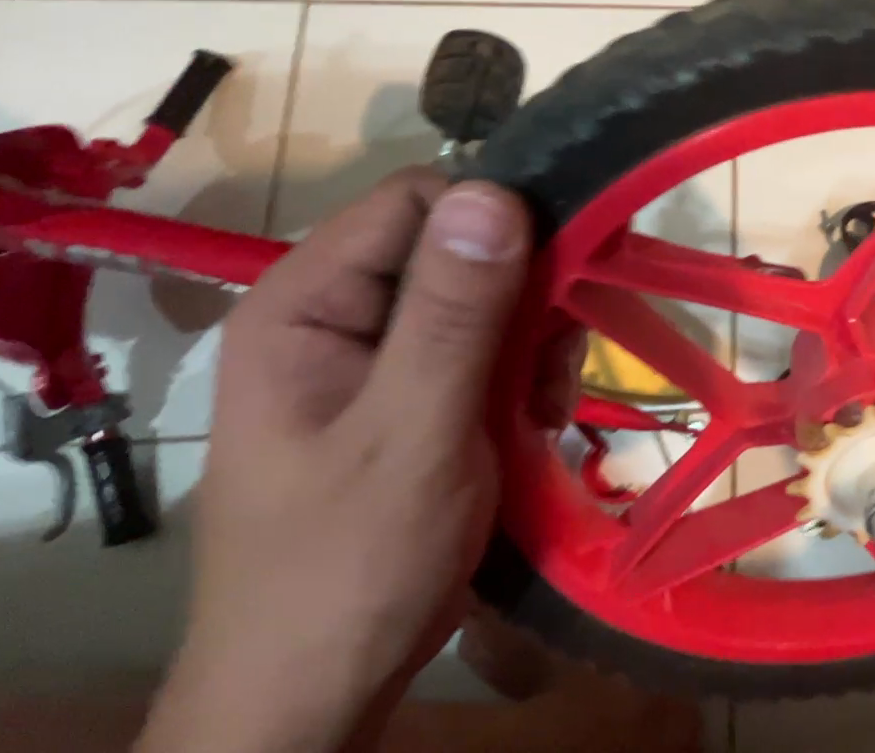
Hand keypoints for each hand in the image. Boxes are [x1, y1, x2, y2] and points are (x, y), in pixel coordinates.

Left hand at [141, 169, 533, 752]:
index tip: (565, 269)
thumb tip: (495, 191)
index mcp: (308, 302)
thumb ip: (455, 313)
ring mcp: (381, 354)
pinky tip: (534, 421)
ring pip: (489, 298)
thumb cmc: (352, 560)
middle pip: (461, 248)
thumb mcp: (413, 432)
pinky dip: (526, 375)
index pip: (417, 201)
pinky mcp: (418, 391)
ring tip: (542, 408)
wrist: (323, 682)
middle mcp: (342, 313)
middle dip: (525, 297)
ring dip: (534, 343)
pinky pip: (490, 347)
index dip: (497, 219)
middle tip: (553, 367)